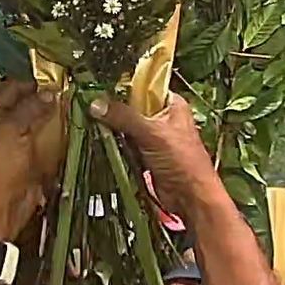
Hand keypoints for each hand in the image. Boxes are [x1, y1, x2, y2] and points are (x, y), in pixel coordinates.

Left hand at [0, 81, 55, 240]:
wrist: (4, 209)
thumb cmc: (2, 167)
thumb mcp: (14, 131)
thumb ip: (32, 109)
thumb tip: (50, 92)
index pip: (11, 89)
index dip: (31, 83)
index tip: (55, 78)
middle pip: (25, 105)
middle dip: (44, 99)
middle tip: (69, 91)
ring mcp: (15, 141)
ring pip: (36, 121)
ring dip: (52, 115)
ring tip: (74, 105)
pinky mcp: (29, 156)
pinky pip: (43, 138)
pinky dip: (55, 132)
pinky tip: (71, 126)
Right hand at [88, 93, 224, 218]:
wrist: (191, 199)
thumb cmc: (180, 160)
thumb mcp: (151, 132)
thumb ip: (123, 116)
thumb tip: (95, 104)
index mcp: (171, 103)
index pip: (144, 86)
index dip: (124, 85)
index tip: (100, 86)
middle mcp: (163, 116)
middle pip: (132, 106)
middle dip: (114, 109)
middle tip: (92, 106)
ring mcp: (154, 136)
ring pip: (127, 125)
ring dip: (113, 128)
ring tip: (92, 122)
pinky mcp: (146, 154)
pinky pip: (126, 143)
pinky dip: (116, 143)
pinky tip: (101, 139)